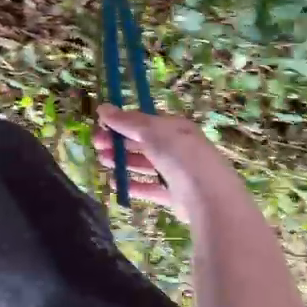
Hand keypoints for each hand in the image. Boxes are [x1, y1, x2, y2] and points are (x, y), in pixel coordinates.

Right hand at [94, 106, 246, 222]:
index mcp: (175, 128)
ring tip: (102, 162)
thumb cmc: (180, 155)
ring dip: (122, 162)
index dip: (121, 122)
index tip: (100, 126)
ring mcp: (178, 173)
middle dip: (117, 142)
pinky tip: (117, 185)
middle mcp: (178, 148)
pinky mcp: (176, 196)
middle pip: (142, 143)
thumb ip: (125, 121)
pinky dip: (134, 185)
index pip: (144, 121)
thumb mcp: (150, 131)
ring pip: (145, 164)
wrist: (209, 198)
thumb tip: (102, 108)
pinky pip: (151, 188)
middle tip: (96, 145)